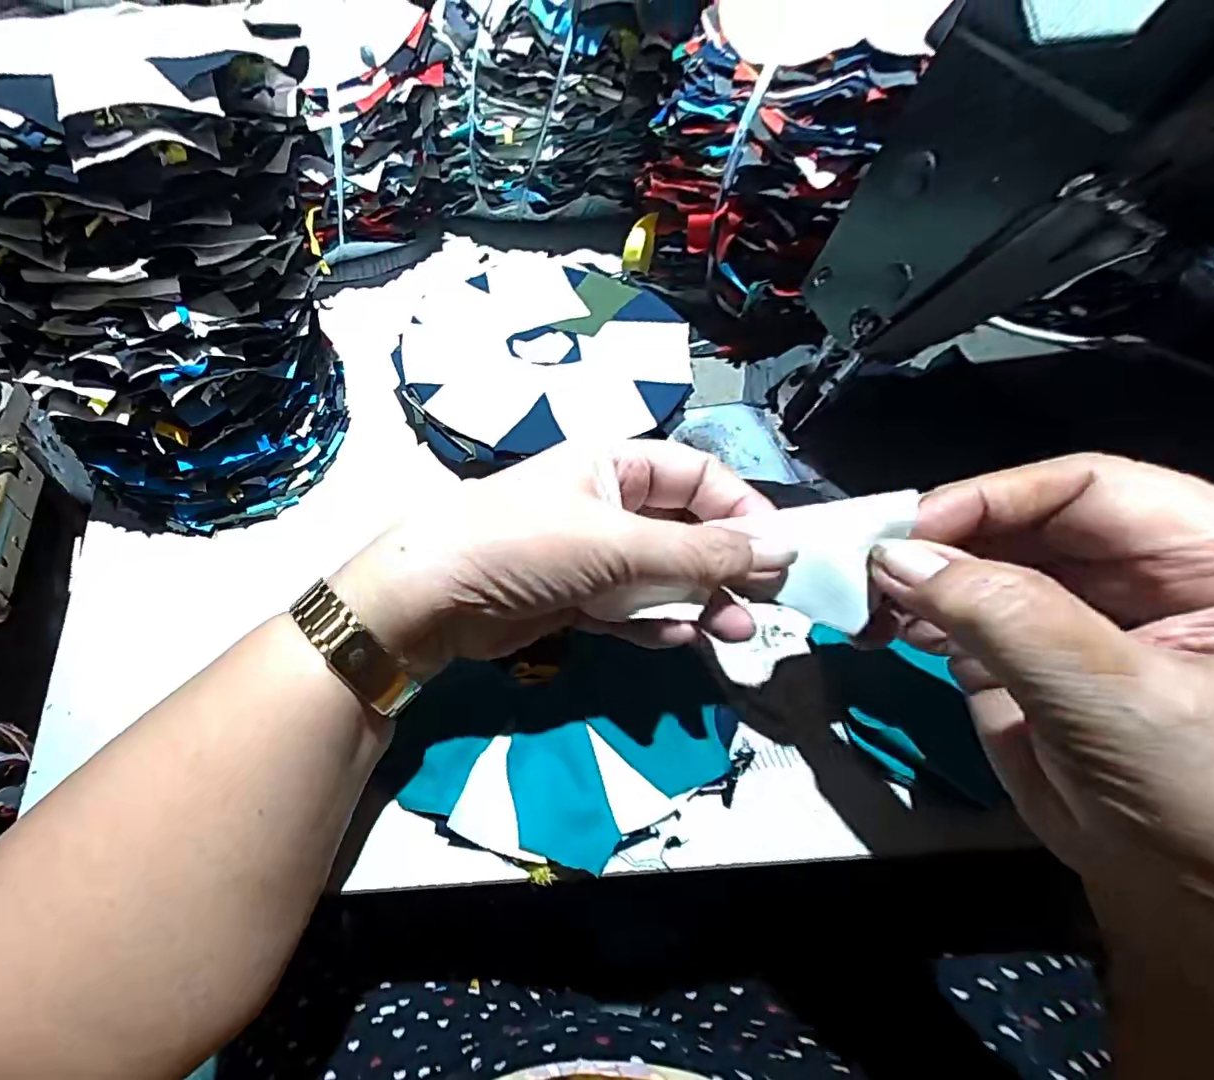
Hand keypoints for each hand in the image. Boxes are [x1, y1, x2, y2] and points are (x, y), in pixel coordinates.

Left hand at [329, 441, 793, 678]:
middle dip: (724, 565)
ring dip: (697, 601)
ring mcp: (590, 554)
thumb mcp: (616, 544)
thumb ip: (697, 553)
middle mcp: (606, 504)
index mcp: (615, 466)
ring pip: (660, 575)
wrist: (435, 598)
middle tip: (763, 601)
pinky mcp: (575, 597)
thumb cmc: (526, 545)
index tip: (777, 549)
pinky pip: (629, 608)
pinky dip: (654, 622)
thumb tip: (777, 551)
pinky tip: (678, 638)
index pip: (697, 475)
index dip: (741, 508)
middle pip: (684, 529)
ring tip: (733, 631)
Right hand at [864, 454, 1213, 1076]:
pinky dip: (925, 619)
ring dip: (927, 584)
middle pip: (1037, 530)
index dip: (997, 497)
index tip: (911, 527)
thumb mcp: (1129, 708)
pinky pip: (976, 624)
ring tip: (866, 601)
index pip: (1100, 490)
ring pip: (995, 576)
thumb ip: (1006, 618)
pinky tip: (887, 625)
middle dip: (949, 545)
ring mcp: (1102, 628)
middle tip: (871, 567)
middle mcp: (1171, 583)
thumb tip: (891, 555)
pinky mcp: (1048, 671)